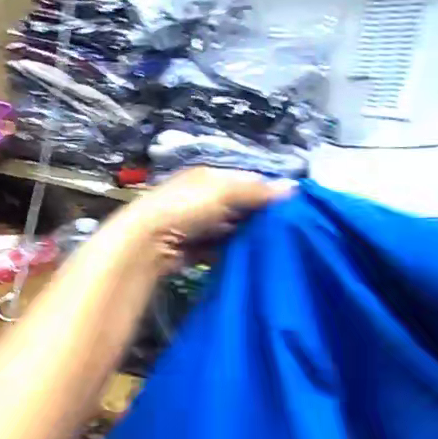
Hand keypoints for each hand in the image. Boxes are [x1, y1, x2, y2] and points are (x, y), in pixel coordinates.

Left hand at [117, 167, 295, 255]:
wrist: (145, 243)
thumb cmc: (184, 208)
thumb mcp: (223, 191)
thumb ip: (256, 190)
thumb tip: (292, 189)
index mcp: (206, 178)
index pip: (244, 181)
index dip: (267, 193)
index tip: (292, 209)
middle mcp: (199, 198)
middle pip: (237, 207)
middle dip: (258, 217)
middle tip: (286, 231)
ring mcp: (194, 225)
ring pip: (228, 229)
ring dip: (245, 237)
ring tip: (271, 247)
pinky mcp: (189, 250)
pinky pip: (216, 250)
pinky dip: (229, 253)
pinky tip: (247, 261)